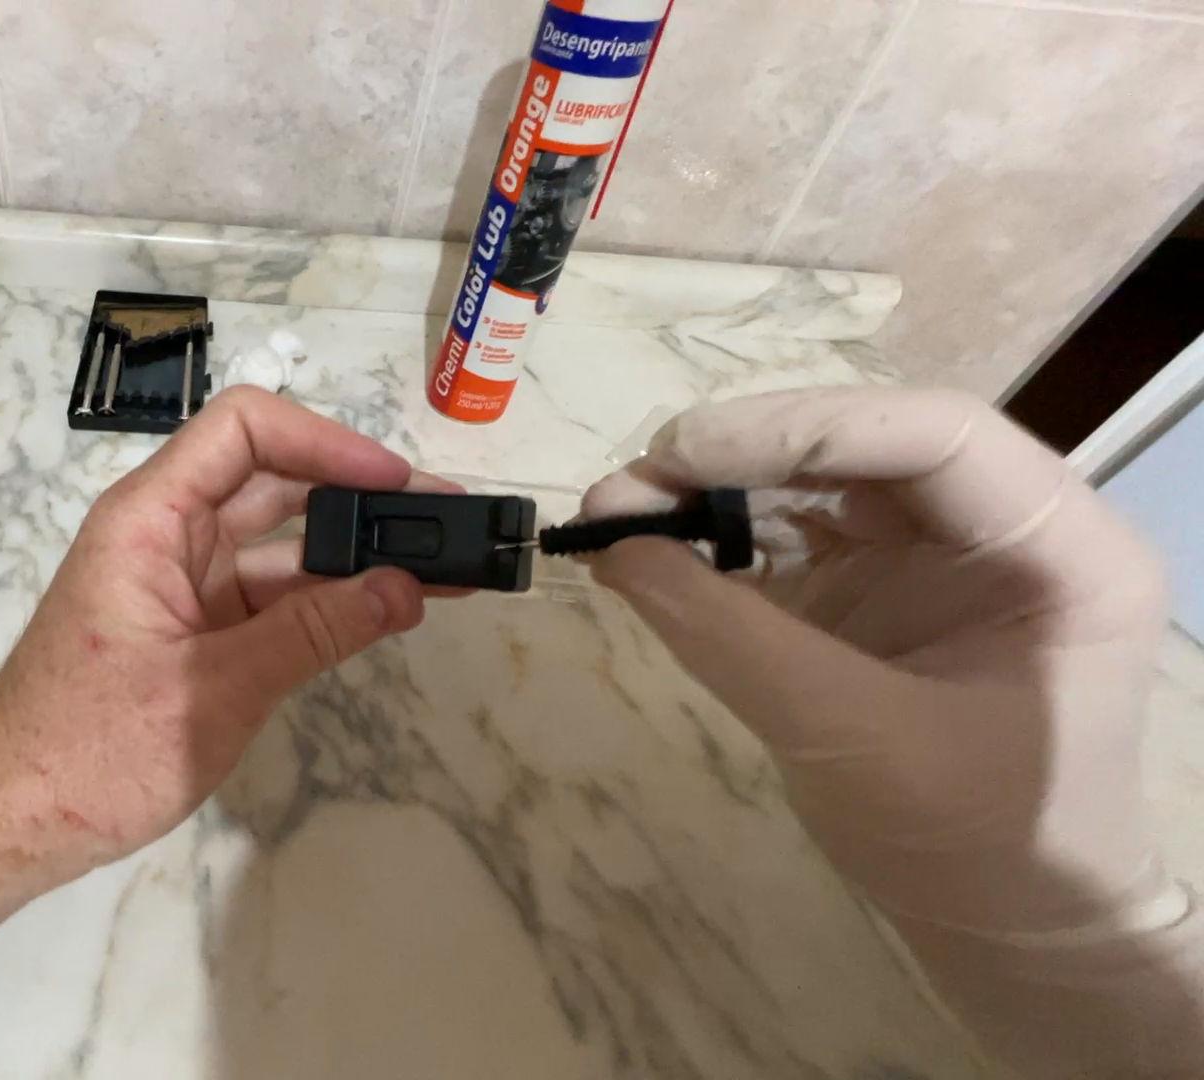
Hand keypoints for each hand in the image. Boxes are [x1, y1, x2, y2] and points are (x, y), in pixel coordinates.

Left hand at [0, 387, 446, 887]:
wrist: (15, 820)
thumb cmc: (93, 750)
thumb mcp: (216, 689)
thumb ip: (315, 634)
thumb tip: (407, 589)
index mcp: (150, 518)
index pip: (243, 431)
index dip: (324, 441)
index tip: (394, 483)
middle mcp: (168, 534)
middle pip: (272, 481)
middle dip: (359, 495)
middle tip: (443, 518)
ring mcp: (185, 582)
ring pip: (281, 543)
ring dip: (355, 553)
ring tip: (440, 566)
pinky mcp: (199, 626)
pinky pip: (273, 595)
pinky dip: (327, 601)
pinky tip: (387, 608)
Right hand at [583, 387, 1176, 937]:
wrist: (985, 906)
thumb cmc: (966, 833)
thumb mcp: (849, 734)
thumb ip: (728, 637)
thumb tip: (613, 552)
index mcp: (1048, 548)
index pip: (927, 436)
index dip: (797, 431)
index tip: (677, 458)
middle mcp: (976, 526)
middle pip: (843, 446)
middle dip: (725, 458)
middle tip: (622, 490)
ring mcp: (902, 552)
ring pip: (788, 482)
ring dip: (692, 493)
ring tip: (607, 517)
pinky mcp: (839, 583)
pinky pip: (758, 535)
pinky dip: (689, 538)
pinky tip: (633, 550)